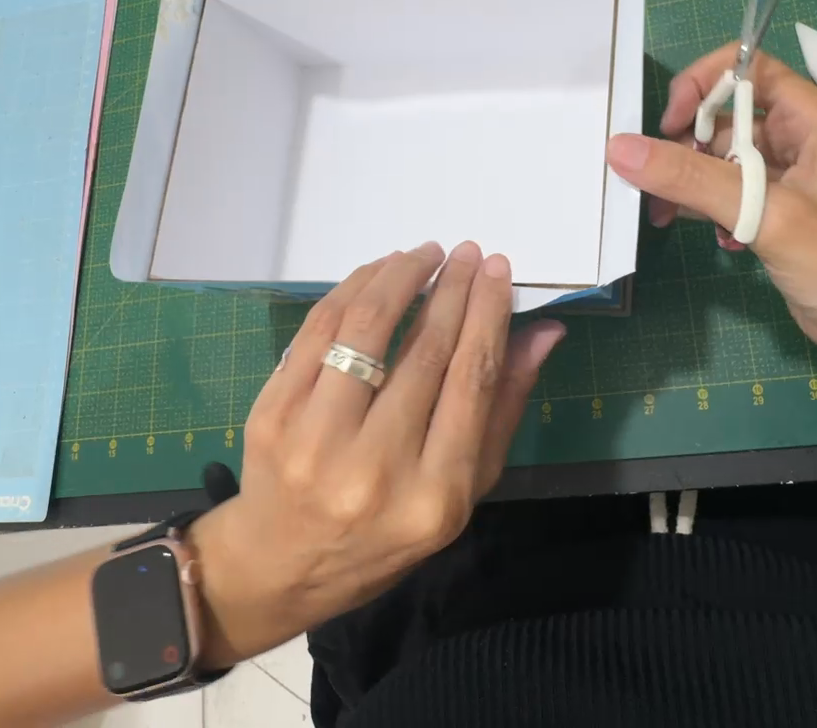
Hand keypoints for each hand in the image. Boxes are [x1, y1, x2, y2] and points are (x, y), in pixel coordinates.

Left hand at [187, 242, 564, 666]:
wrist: (282, 564)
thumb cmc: (386, 532)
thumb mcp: (463, 488)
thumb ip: (503, 407)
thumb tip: (544, 331)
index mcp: (436, 495)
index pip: (471, 379)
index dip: (488, 314)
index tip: (499, 270)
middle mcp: (376, 469)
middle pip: (425, 350)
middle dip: (453, 288)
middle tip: (469, 252)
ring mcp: (316, 441)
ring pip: (367, 328)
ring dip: (401, 277)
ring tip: (425, 254)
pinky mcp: (272, 415)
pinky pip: (319, 330)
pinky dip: (354, 289)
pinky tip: (380, 272)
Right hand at [605, 44, 816, 373]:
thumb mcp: (769, 216)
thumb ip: (694, 180)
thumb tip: (621, 148)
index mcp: (814, 119)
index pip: (749, 69)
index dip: (703, 85)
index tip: (669, 124)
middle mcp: (801, 140)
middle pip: (728, 117)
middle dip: (687, 144)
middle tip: (654, 180)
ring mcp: (791, 180)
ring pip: (724, 160)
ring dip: (692, 183)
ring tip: (662, 214)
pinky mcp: (781, 215)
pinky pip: (732, 195)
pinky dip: (712, 210)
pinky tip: (716, 240)